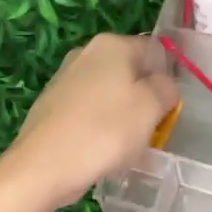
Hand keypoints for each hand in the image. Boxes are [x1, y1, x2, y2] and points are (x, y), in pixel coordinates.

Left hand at [0, 34, 178, 211]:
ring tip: (126, 149)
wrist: (44, 166)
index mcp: (112, 45)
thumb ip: (166, 89)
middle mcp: (84, 54)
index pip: (154, 52)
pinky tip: (101, 154)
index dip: (167, 81)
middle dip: (143, 102)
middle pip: (129, 75)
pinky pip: (88, 116)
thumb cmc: (105, 131)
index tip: (168, 111)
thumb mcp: (151, 107)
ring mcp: (64, 81)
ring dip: (122, 120)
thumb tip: (163, 86)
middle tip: (149, 133)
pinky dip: (99, 131)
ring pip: (109, 98)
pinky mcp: (51, 109)